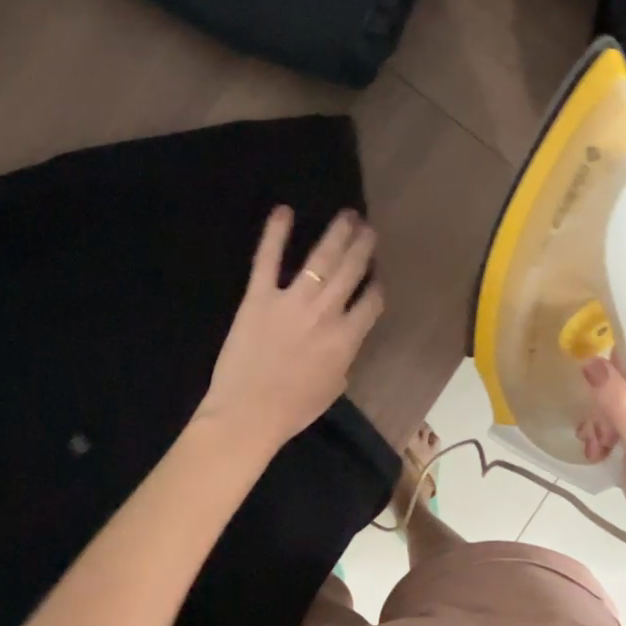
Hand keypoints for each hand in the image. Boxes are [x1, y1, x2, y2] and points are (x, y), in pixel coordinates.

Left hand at [196, 206, 383, 454]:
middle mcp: (326, 313)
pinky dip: (275, 233)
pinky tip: (283, 211)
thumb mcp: (332, 389)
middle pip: (352, 271)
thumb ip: (343, 360)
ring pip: (322, 259)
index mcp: (347, 339)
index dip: (377, 287)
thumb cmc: (292, 410)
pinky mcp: (258, 297)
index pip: (372, 302)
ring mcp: (292, 301)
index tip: (377, 277)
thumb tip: (343, 343)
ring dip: (337, 234)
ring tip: (347, 216)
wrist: (248, 414)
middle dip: (363, 247)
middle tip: (368, 229)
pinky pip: (267, 260)